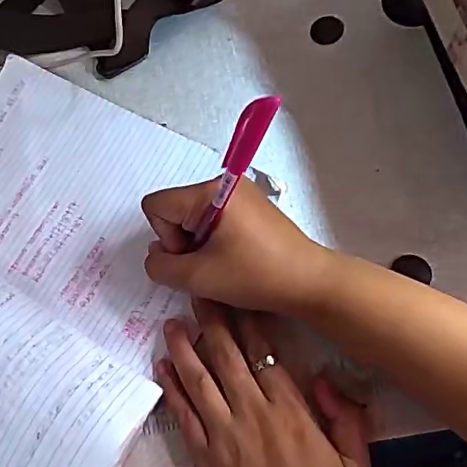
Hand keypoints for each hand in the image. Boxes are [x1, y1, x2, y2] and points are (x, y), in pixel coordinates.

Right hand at [142, 178, 338, 314]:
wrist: (310, 282)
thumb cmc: (256, 276)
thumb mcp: (198, 278)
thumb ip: (161, 266)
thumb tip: (156, 256)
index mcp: (211, 191)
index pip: (157, 206)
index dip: (165, 237)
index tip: (193, 257)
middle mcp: (225, 184)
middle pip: (175, 210)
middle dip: (183, 242)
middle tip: (209, 266)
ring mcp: (241, 195)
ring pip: (194, 219)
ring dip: (199, 246)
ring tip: (225, 266)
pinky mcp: (252, 210)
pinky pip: (215, 221)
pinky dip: (216, 243)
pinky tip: (235, 261)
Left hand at [159, 300, 370, 466]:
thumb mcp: (356, 465)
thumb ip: (346, 416)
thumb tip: (321, 377)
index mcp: (293, 414)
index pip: (267, 356)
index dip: (251, 323)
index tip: (239, 296)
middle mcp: (253, 416)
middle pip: (228, 358)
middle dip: (212, 322)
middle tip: (198, 293)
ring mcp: (224, 436)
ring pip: (200, 380)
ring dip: (185, 348)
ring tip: (173, 322)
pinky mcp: (203, 457)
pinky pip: (183, 415)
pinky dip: (172, 388)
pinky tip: (162, 366)